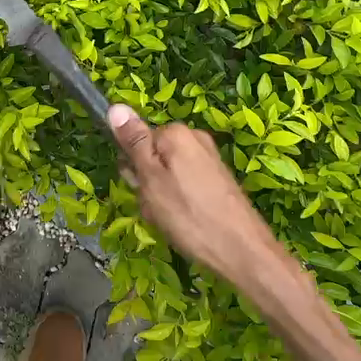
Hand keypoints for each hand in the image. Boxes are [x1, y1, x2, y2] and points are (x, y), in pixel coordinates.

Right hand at [108, 104, 277, 288]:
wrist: (244, 253)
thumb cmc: (189, 216)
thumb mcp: (152, 179)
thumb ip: (134, 143)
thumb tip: (116, 107)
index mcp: (176, 133)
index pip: (136, 140)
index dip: (133, 167)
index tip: (140, 189)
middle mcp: (195, 138)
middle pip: (153, 155)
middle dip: (148, 182)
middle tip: (155, 208)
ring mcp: (209, 159)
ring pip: (168, 173)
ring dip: (162, 196)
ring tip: (171, 220)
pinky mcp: (219, 180)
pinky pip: (186, 184)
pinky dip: (181, 202)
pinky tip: (185, 223)